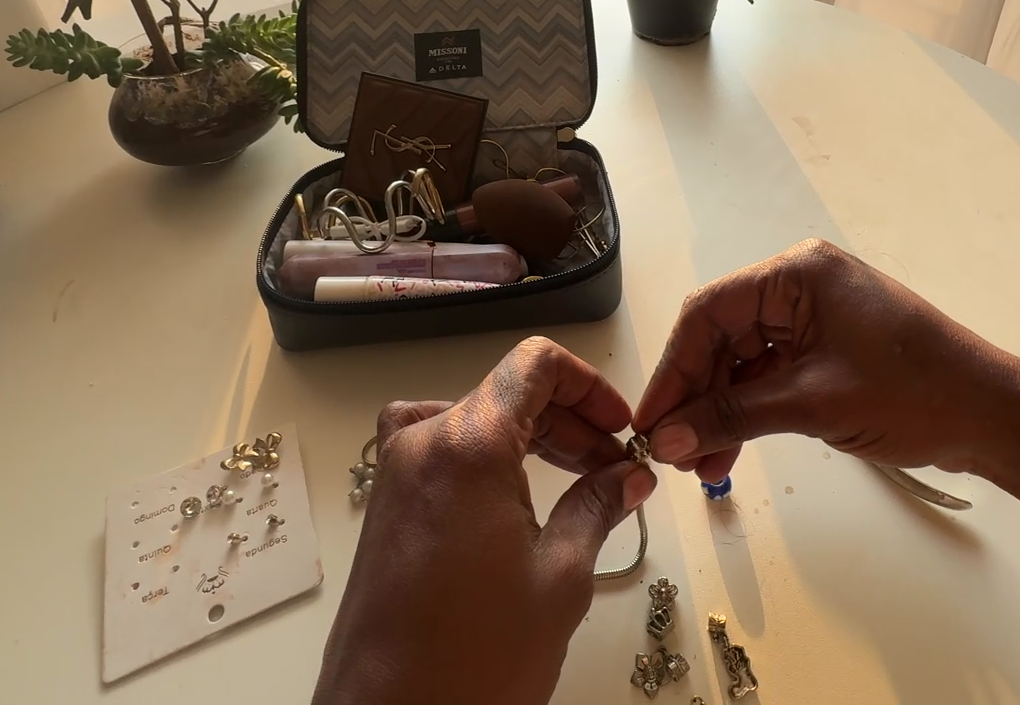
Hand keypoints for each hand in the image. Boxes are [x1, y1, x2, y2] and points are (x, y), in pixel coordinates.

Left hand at [313, 339, 656, 704]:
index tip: (619, 427)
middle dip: (570, 421)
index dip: (587, 385)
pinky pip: (443, 445)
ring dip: (531, 437)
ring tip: (576, 481)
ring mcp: (397, 469)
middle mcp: (424, 438)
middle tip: (613, 468)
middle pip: (509, 392)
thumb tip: (633, 475)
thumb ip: (599, 506)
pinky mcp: (386, 501)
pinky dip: (486, 453)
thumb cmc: (479, 654)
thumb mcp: (560, 577)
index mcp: (469, 441)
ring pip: (477, 417)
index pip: (534, 365)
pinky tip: (510, 494)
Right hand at [633, 239, 1019, 482]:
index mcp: (795, 273)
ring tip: (701, 465)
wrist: (997, 417)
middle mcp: (797, 285)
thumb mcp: (812, 404)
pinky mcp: (824, 348)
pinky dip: (750, 411)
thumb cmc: (912, 394)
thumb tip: (664, 440)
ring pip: (742, 361)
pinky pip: (769, 375)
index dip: (673, 367)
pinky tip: (729, 450)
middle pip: (722, 337)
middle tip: (674, 451)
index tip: (650, 419)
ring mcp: (812, 317)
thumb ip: (731, 418)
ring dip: (721, 411)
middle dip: (697, 396)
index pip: (710, 312)